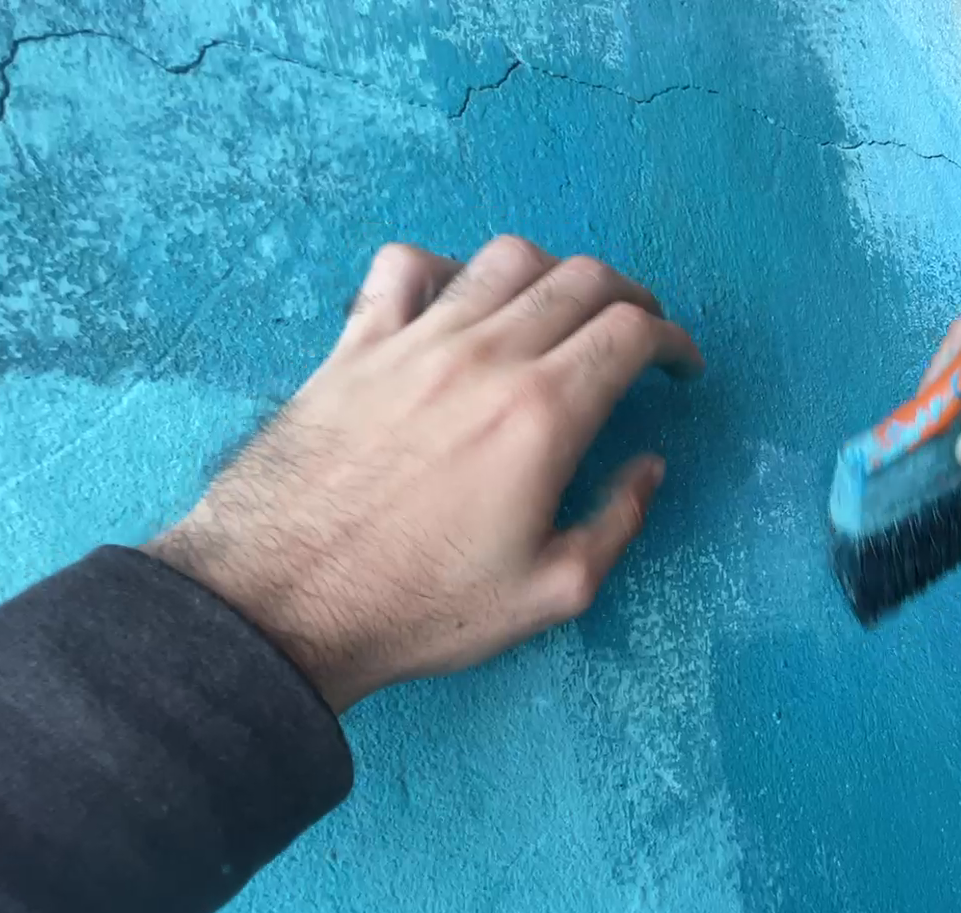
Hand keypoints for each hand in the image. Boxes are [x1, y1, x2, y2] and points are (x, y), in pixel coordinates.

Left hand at [145, 236, 702, 711]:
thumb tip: (649, 466)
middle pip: (582, 279)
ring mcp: (416, 339)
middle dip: (634, 298)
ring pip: (507, 259)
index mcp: (545, 414)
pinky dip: (452, 270)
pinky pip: (408, 266)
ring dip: (558, 276)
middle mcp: (488, 356)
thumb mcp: (558, 590)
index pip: (631, 334)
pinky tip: (462, 305)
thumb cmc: (426, 605)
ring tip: (566, 315)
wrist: (278, 604)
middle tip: (642, 336)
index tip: (682, 368)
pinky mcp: (356, 342)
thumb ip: (622, 521)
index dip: (674, 341)